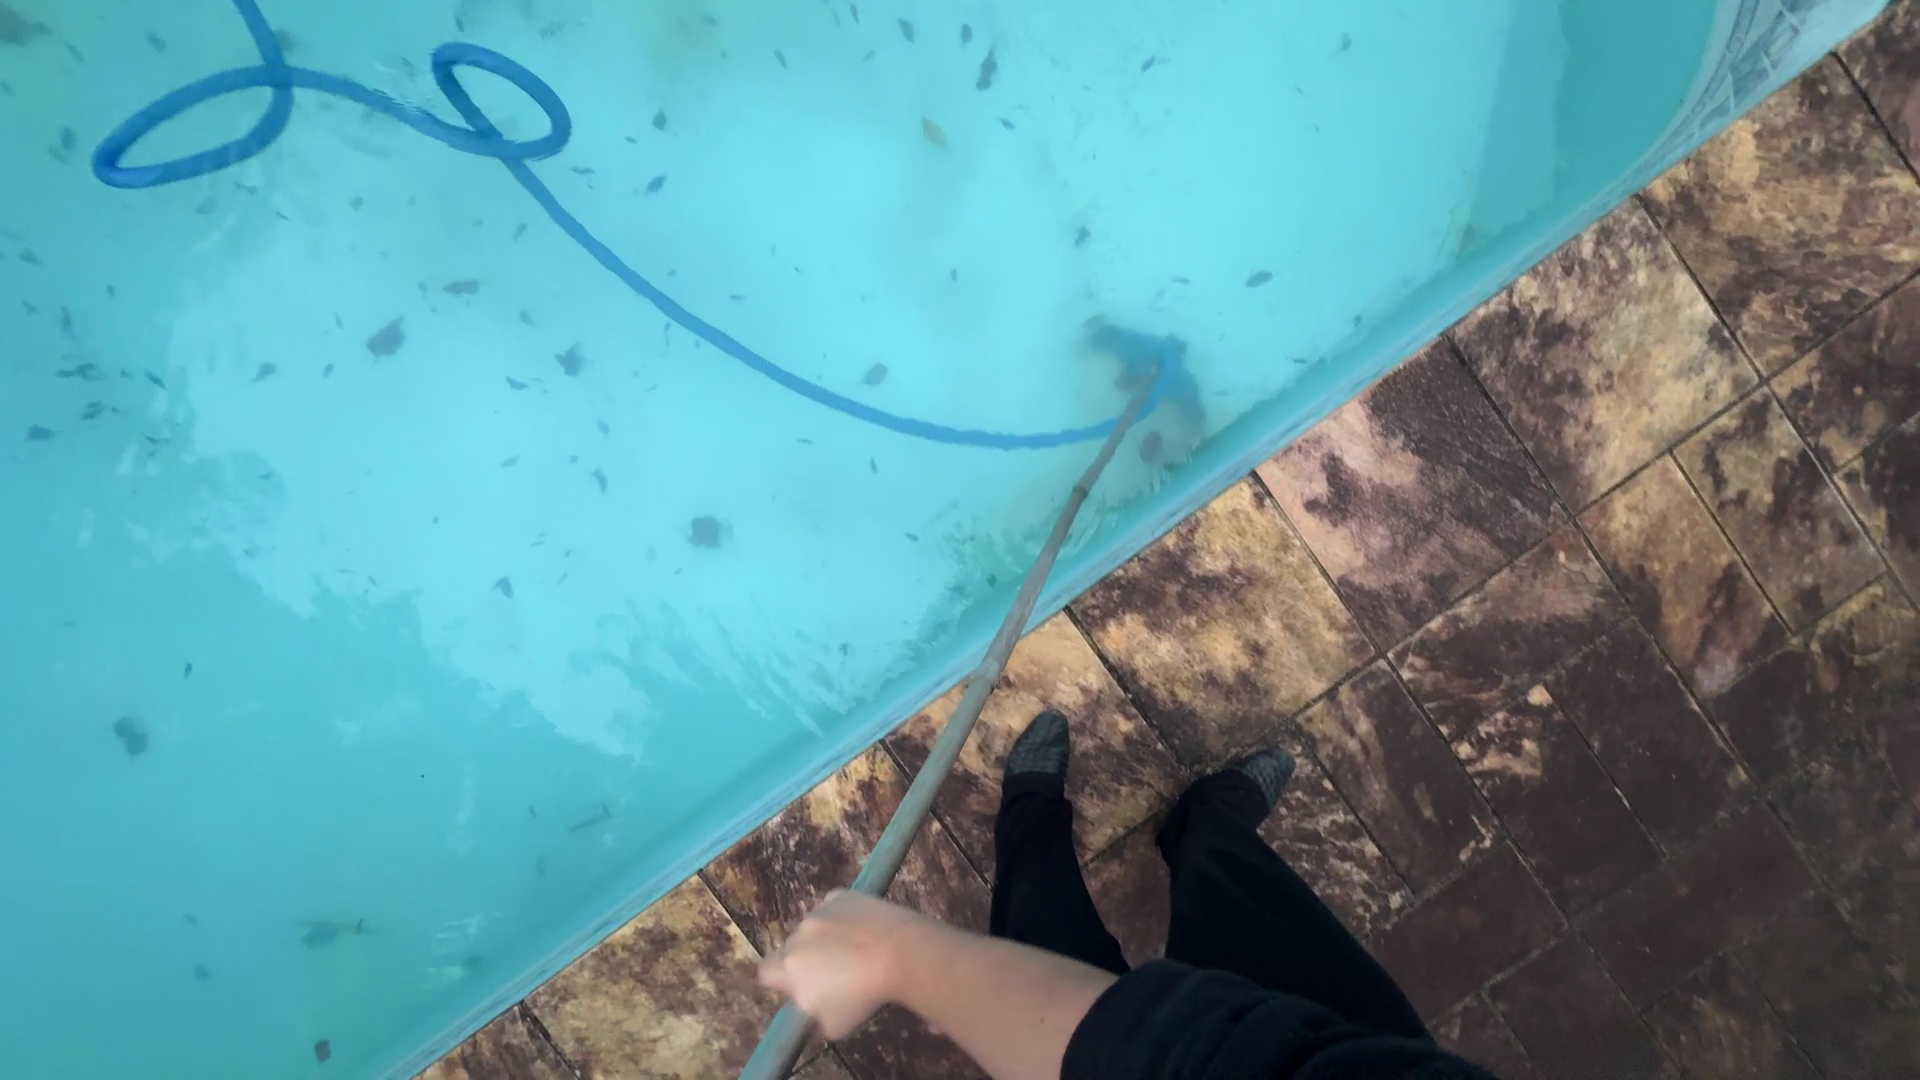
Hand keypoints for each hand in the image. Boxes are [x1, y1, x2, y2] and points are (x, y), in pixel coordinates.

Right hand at [757, 890, 933, 1038]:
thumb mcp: (833, 1026)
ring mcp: (820, 910)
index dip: (780, 981)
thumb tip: (812, 1006)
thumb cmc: (863, 995)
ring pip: (812, 927)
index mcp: (790, 967)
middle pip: (790, 948)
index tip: (799, 987)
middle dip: (804, 958)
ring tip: (852, 948)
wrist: (899, 951)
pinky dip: (840, 917)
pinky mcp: (841, 894)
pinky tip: (861, 928)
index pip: (766, 972)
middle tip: (831, 970)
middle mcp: (799, 934)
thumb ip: (812, 1014)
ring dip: (822, 936)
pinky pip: (832, 907)